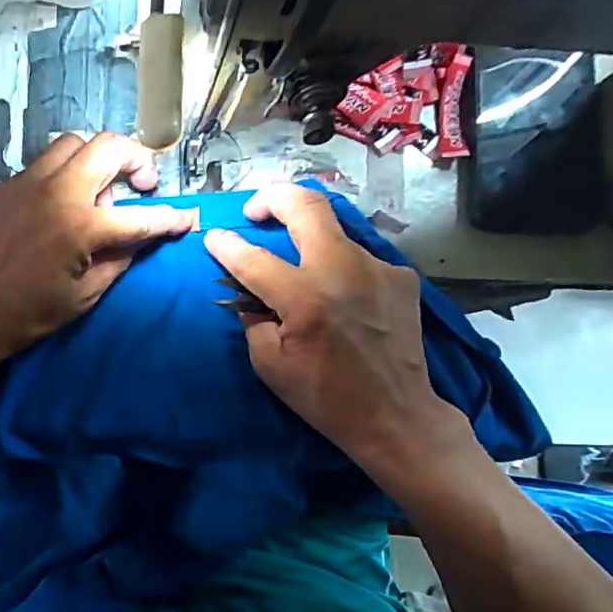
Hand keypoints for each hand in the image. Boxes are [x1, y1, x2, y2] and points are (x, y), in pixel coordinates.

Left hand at [0, 132, 200, 369]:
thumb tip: (142, 236)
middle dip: (136, 159)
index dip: (170, 218)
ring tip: (99, 189)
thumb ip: (120, 258)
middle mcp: (56, 192)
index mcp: (80, 226)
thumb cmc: (29, 315)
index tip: (187, 218)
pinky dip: (63, 172)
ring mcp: (27, 184)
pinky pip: (44, 163)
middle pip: (108, 146)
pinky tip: (63, 201)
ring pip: (72, 144)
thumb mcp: (85, 295)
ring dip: (96, 158)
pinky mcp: (6, 188)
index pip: (141, 215)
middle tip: (142, 185)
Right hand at [203, 183, 472, 474]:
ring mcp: (378, 268)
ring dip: (306, 235)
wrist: (394, 413)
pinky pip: (356, 256)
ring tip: (293, 257)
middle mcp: (344, 271)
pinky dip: (334, 264)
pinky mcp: (400, 276)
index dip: (226, 246)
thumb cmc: (322, 395)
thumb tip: (249, 295)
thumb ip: (253, 320)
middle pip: (308, 207)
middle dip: (273, 198)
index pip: (254, 258)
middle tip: (254, 210)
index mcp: (305, 298)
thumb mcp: (269, 364)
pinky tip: (332, 289)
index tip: (212, 237)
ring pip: (334, 230)